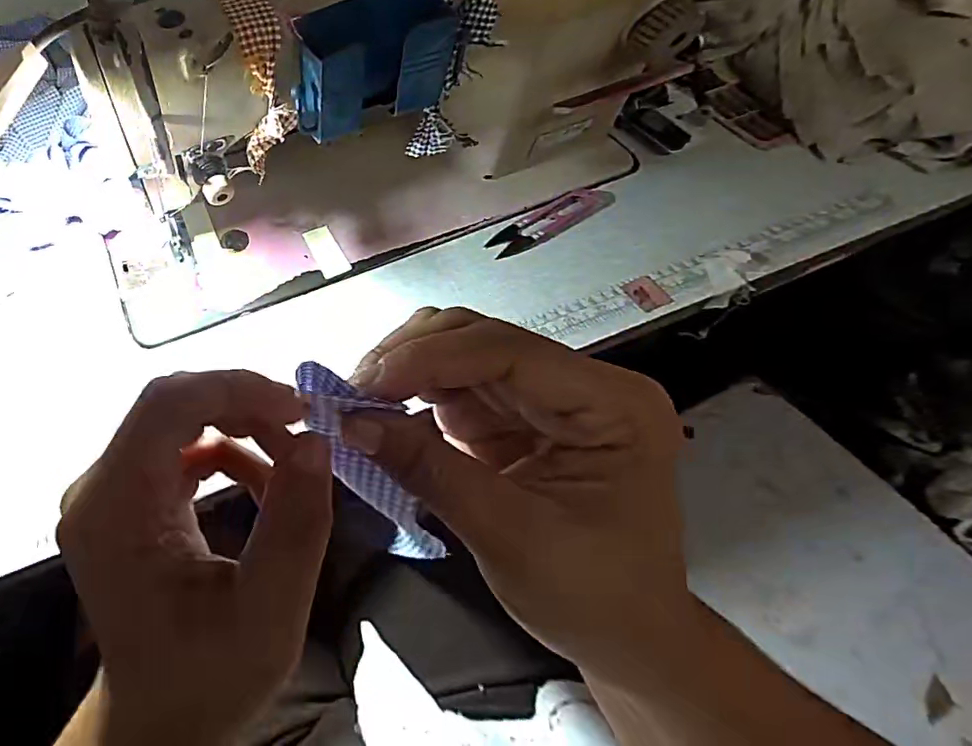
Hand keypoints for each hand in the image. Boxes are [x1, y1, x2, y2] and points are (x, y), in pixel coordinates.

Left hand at [56, 372, 333, 745]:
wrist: (158, 718)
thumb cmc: (205, 680)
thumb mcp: (267, 616)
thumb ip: (295, 526)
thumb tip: (314, 443)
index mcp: (112, 508)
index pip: (165, 406)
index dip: (232, 388)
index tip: (294, 405)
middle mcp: (95, 488)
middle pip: (166, 406)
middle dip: (237, 402)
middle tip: (298, 423)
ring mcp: (104, 491)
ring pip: (171, 420)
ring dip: (232, 422)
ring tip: (287, 451)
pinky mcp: (122, 498)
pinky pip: (171, 448)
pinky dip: (219, 449)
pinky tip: (257, 477)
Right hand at [340, 308, 693, 686]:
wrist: (623, 635)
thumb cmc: (590, 596)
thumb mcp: (507, 536)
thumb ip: (428, 471)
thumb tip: (350, 423)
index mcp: (610, 404)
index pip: (503, 351)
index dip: (427, 359)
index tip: (364, 387)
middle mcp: (574, 381)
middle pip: (472, 336)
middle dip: (405, 357)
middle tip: (349, 394)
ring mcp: (535, 391)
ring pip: (449, 347)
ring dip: (397, 367)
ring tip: (356, 400)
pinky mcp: (502, 407)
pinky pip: (440, 378)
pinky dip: (402, 389)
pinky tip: (374, 409)